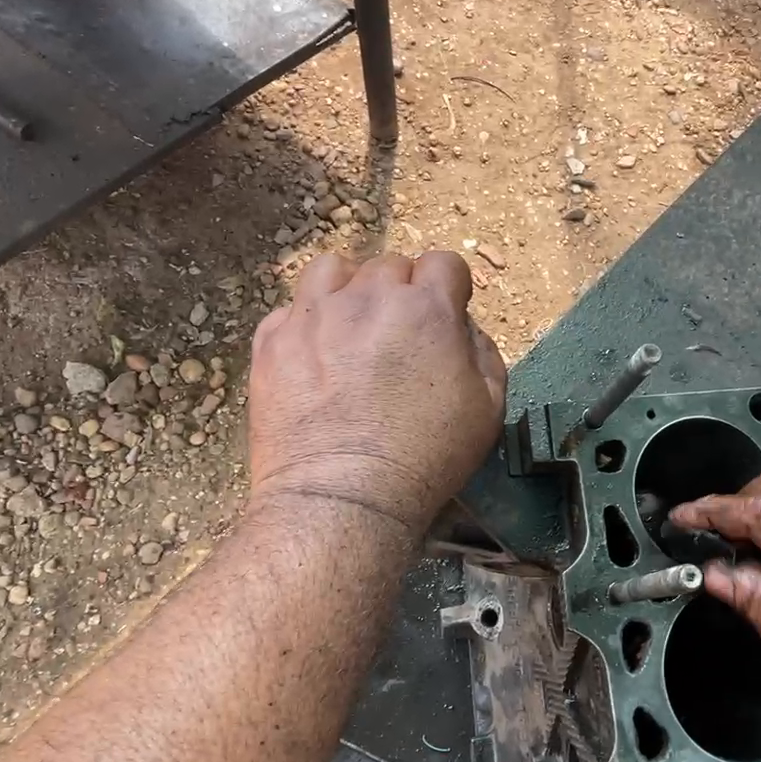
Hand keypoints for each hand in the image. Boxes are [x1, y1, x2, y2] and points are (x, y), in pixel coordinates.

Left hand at [248, 252, 506, 533]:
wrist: (343, 498)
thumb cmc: (426, 458)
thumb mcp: (488, 409)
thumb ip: (483, 351)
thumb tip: (460, 328)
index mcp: (426, 309)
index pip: (445, 263)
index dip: (450, 288)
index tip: (445, 315)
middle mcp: (369, 298)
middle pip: (390, 266)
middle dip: (402, 292)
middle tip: (401, 337)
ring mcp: (313, 315)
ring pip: (334, 269)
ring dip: (350, 289)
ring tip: (352, 326)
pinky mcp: (272, 341)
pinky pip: (292, 308)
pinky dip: (307, 322)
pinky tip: (316, 354)